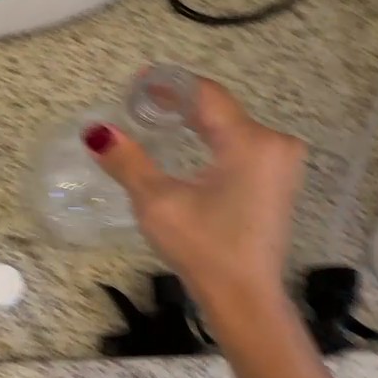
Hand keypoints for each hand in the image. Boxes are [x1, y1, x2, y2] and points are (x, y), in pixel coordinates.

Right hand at [84, 75, 307, 311]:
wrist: (244, 296)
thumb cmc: (202, 247)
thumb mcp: (157, 202)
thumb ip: (128, 161)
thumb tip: (97, 132)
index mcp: (250, 142)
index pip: (205, 95)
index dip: (169, 84)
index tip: (137, 81)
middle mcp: (274, 143)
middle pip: (219, 109)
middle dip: (178, 103)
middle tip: (139, 101)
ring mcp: (280, 163)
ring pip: (229, 128)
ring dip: (194, 122)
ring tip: (156, 119)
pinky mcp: (276, 181)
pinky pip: (239, 146)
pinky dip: (210, 141)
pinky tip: (187, 146)